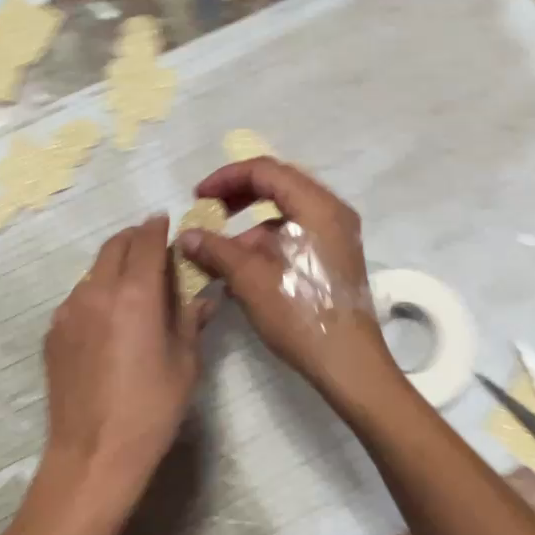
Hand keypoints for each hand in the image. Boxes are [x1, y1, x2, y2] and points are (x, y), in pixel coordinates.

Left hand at [42, 217, 213, 498]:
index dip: (157, 227)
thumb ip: (190, 319)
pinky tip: (109, 323)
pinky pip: (77, 300)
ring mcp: (68, 311)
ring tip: (132, 290)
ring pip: (93, 272)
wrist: (93, 451)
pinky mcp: (53, 333)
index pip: (146, 241)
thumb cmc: (151, 409)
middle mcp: (96, 291)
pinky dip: (96, 296)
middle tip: (152, 250)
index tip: (166, 222)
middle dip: (134, 240)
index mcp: (135, 293)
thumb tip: (203, 294)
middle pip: (114, 247)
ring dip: (113, 269)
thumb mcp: (184, 363)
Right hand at [176, 158, 399, 399]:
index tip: (198, 197)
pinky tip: (241, 270)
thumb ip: (216, 250)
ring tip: (218, 250)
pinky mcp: (333, 258)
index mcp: (317, 206)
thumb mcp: (250, 279)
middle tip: (208, 211)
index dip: (226, 178)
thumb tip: (186, 236)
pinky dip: (265, 243)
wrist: (348, 363)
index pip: (266, 171)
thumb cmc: (301, 314)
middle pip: (278, 185)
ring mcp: (336, 236)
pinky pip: (294, 235)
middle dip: (238, 196)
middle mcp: (332, 212)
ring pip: (285, 214)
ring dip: (248, 225)